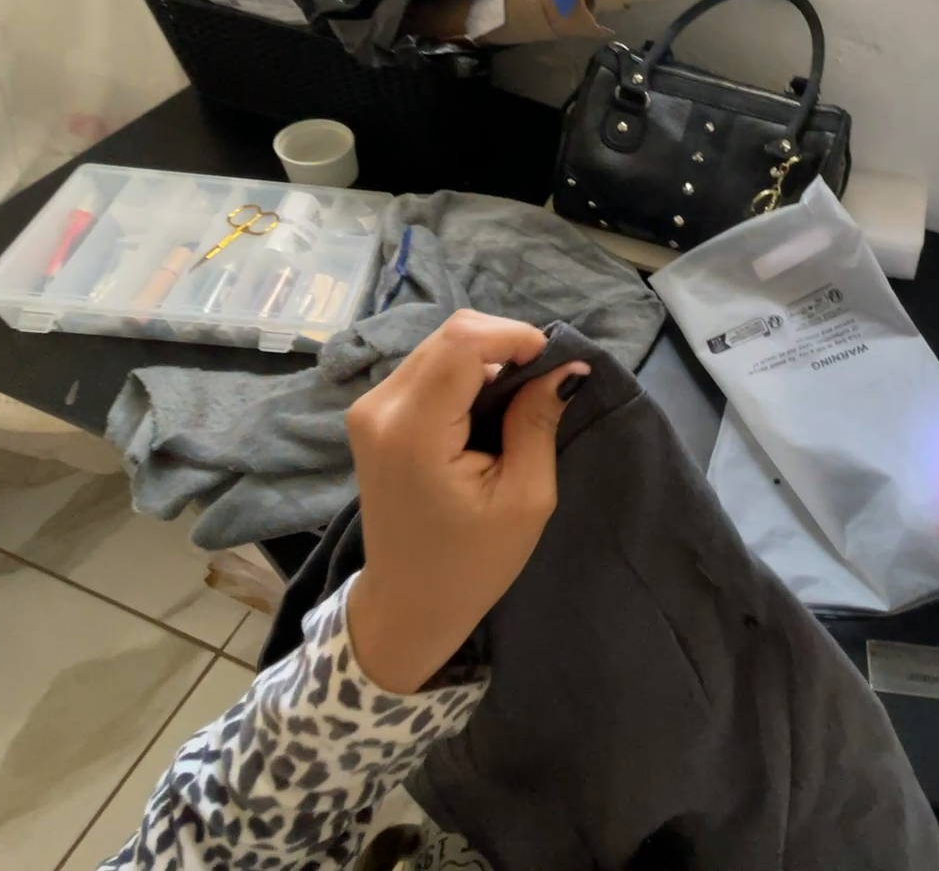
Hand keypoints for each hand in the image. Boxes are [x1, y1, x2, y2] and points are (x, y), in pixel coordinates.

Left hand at [341, 311, 588, 693]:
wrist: (407, 604)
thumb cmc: (472, 563)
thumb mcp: (525, 497)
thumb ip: (539, 422)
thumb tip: (568, 365)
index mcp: (414, 431)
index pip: (464, 341)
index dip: (517, 337)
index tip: (555, 366)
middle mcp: (380, 407)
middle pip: (452, 333)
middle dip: (506, 344)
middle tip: (542, 384)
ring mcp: (370, 407)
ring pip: (441, 344)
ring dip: (488, 358)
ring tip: (518, 401)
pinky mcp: (373, 412)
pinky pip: (428, 365)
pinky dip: (467, 372)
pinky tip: (486, 409)